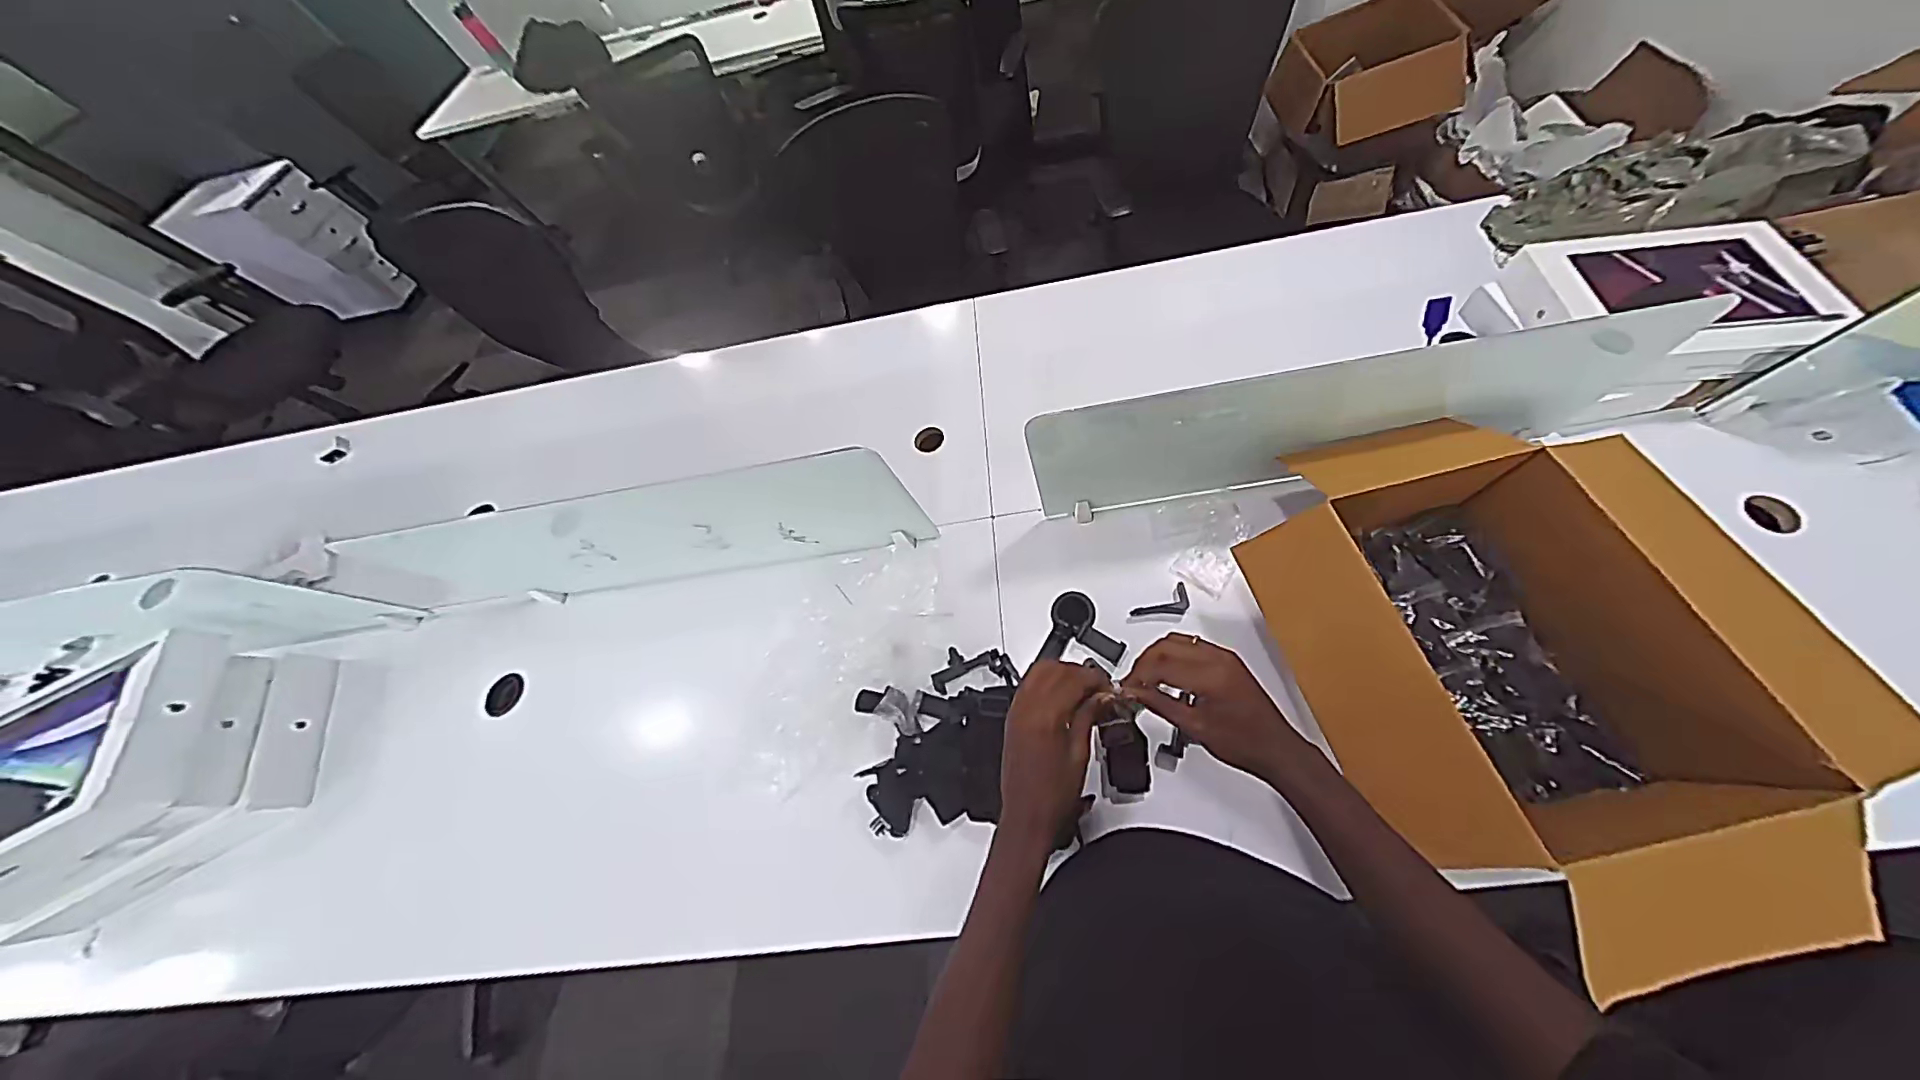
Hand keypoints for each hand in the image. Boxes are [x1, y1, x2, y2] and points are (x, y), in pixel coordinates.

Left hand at [999, 661, 1106, 846]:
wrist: (1027, 816)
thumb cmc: (1052, 798)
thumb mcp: (1081, 753)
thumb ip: (1089, 716)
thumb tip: (1100, 696)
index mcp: (1046, 717)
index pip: (1073, 678)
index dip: (1096, 678)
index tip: (1108, 686)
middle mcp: (1026, 710)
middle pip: (1054, 668)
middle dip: (1079, 672)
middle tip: (1098, 687)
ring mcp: (1016, 713)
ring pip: (1038, 672)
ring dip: (1061, 674)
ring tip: (1082, 690)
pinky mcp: (1011, 719)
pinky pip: (1027, 687)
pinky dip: (1046, 684)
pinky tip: (1062, 698)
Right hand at [1119, 634, 1318, 783]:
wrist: (1275, 748)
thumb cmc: (1246, 742)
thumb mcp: (1194, 727)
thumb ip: (1159, 704)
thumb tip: (1135, 692)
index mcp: (1211, 675)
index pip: (1160, 664)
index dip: (1137, 675)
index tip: (1126, 687)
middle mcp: (1219, 659)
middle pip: (1166, 646)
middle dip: (1144, 663)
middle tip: (1132, 683)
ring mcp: (1224, 658)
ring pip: (1178, 641)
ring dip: (1157, 656)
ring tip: (1146, 679)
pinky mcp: (1228, 661)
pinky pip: (1192, 646)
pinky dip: (1174, 655)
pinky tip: (1168, 674)